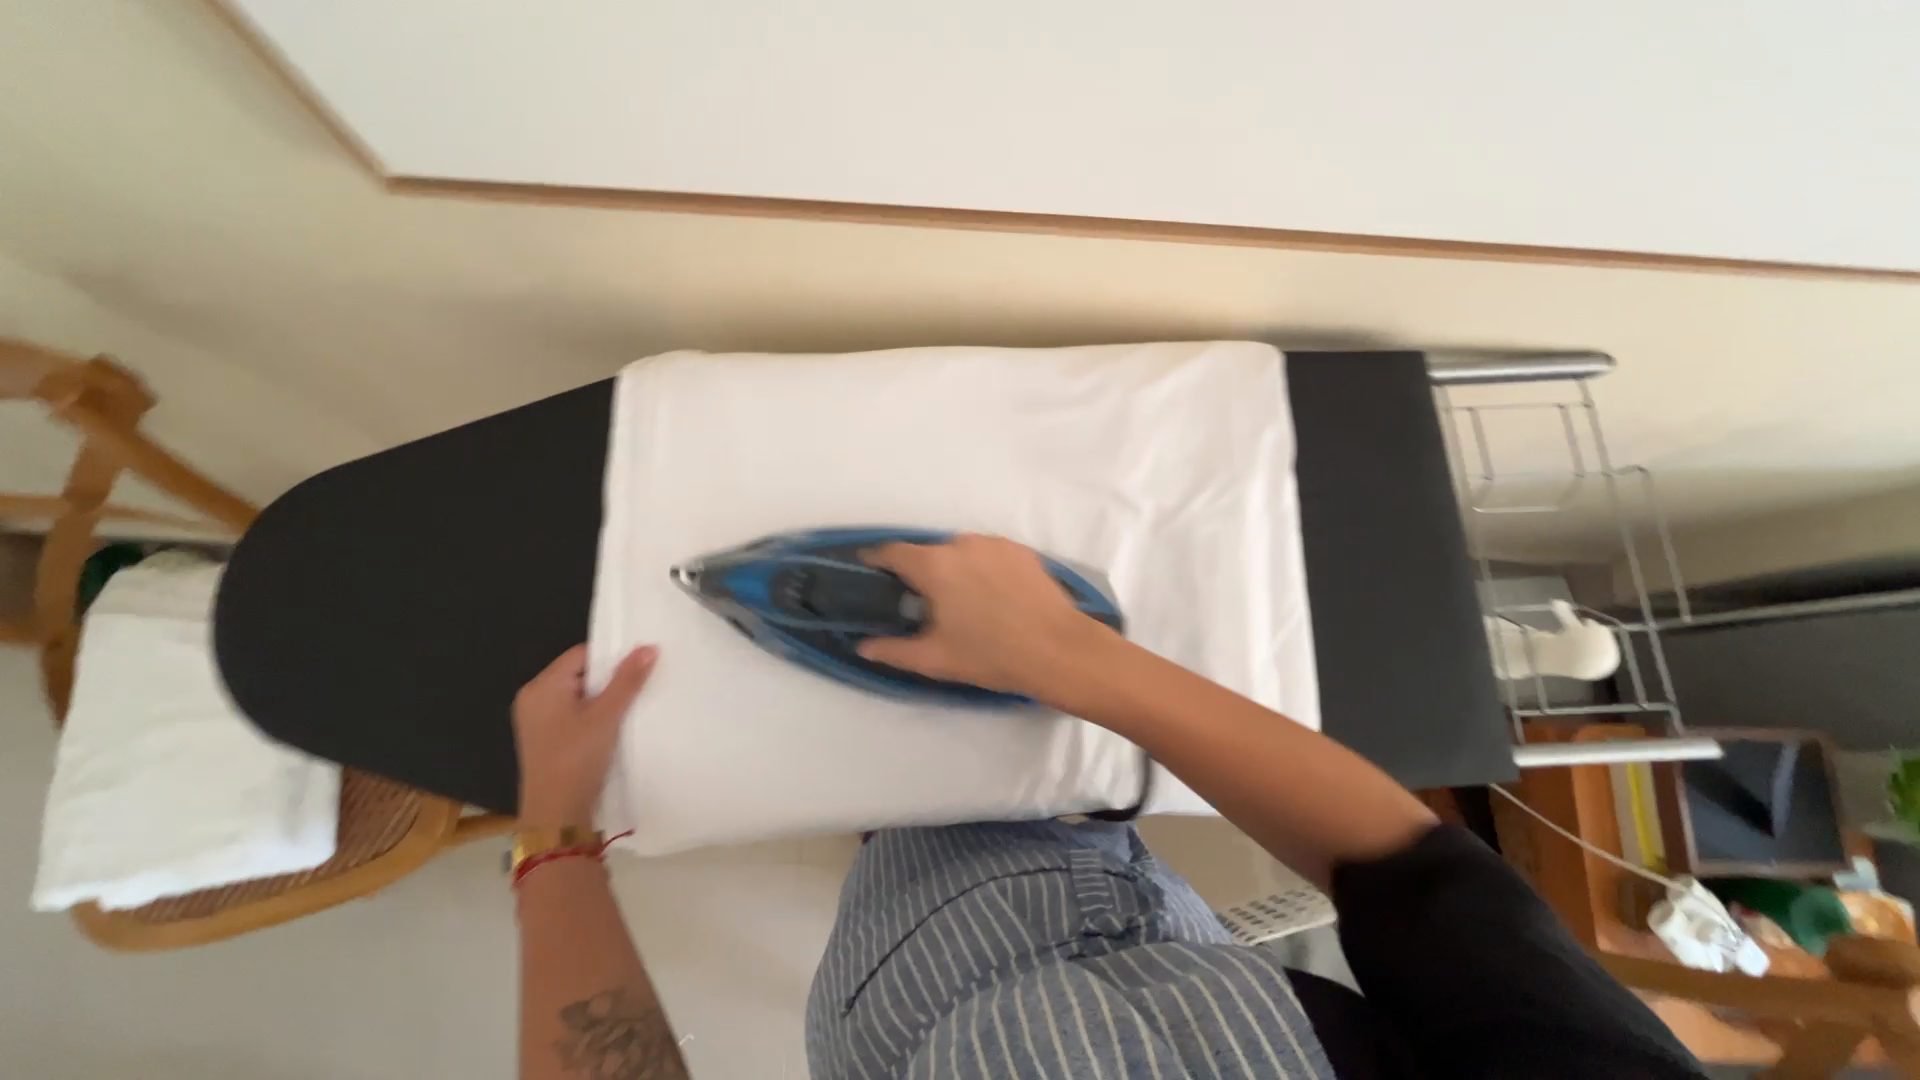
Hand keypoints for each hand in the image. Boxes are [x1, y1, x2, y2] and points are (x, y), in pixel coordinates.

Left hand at [513, 644, 657, 827]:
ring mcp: (537, 720)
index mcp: (541, 686)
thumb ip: (627, 680)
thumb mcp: (606, 716)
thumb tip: (649, 647)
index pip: (581, 654)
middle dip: (609, 678)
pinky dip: (593, 714)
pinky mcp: (545, 738)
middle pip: (579, 673)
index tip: (639, 664)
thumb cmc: (577, 758)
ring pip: (578, 694)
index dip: (611, 656)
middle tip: (641, 683)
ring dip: (604, 697)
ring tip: (631, 703)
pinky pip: (573, 713)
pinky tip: (614, 724)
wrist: (556, 814)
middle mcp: (533, 698)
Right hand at [857, 534, 1120, 701]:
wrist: (1059, 650)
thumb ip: (893, 650)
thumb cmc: (991, 655)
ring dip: (954, 569)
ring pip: (961, 552)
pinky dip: (982, 569)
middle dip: (921, 572)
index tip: (869, 572)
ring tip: (964, 602)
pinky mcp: (1021, 551)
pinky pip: (989, 555)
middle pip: (929, 552)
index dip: (876, 561)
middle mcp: (962, 544)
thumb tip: (863, 647)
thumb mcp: (935, 659)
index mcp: (935, 565)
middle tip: (924, 604)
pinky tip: (993, 597)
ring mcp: (995, 544)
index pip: (892, 552)